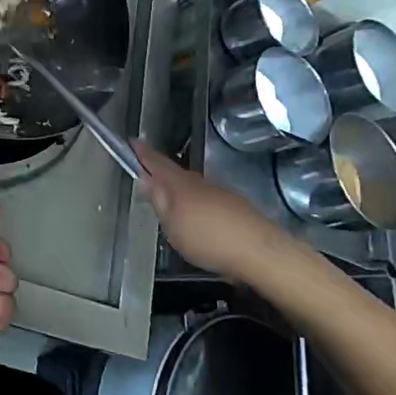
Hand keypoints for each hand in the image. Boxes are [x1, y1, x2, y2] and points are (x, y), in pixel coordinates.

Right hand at [134, 139, 302, 281]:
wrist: (261, 253)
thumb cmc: (209, 240)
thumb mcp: (172, 225)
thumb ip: (159, 201)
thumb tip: (146, 179)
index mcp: (181, 185)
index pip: (158, 163)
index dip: (144, 153)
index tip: (134, 142)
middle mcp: (202, 183)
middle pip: (177, 174)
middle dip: (162, 175)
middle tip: (148, 180)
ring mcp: (222, 194)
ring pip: (195, 188)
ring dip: (181, 193)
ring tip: (172, 209)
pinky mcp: (237, 208)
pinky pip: (210, 200)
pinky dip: (199, 206)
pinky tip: (199, 223)